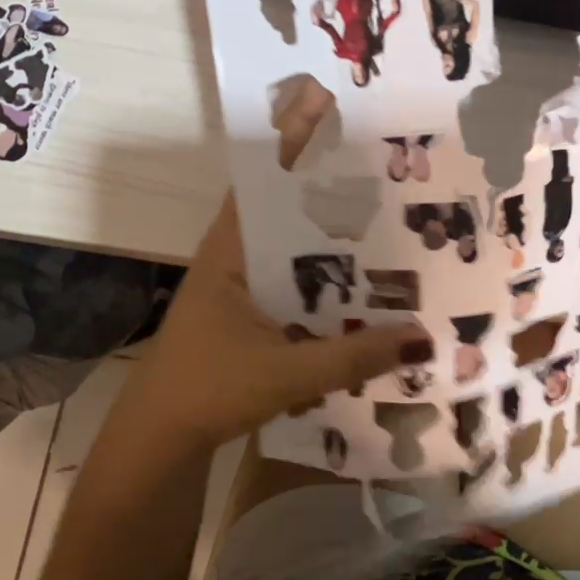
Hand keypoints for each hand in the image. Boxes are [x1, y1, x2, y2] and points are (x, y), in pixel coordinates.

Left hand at [121, 81, 428, 449]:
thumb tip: (422, 336)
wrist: (156, 445)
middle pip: (286, 219)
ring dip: (332, 253)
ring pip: (292, 259)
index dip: (299, 156)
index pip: (264, 184)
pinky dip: (324, 292)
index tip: (346, 133)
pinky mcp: (246, 323)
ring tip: (389, 238)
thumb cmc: (208, 391)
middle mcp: (232, 262)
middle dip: (333, 207)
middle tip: (391, 188)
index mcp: (229, 252)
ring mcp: (237, 293)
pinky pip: (293, 294)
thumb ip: (353, 356)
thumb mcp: (286, 373)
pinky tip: (363, 300)